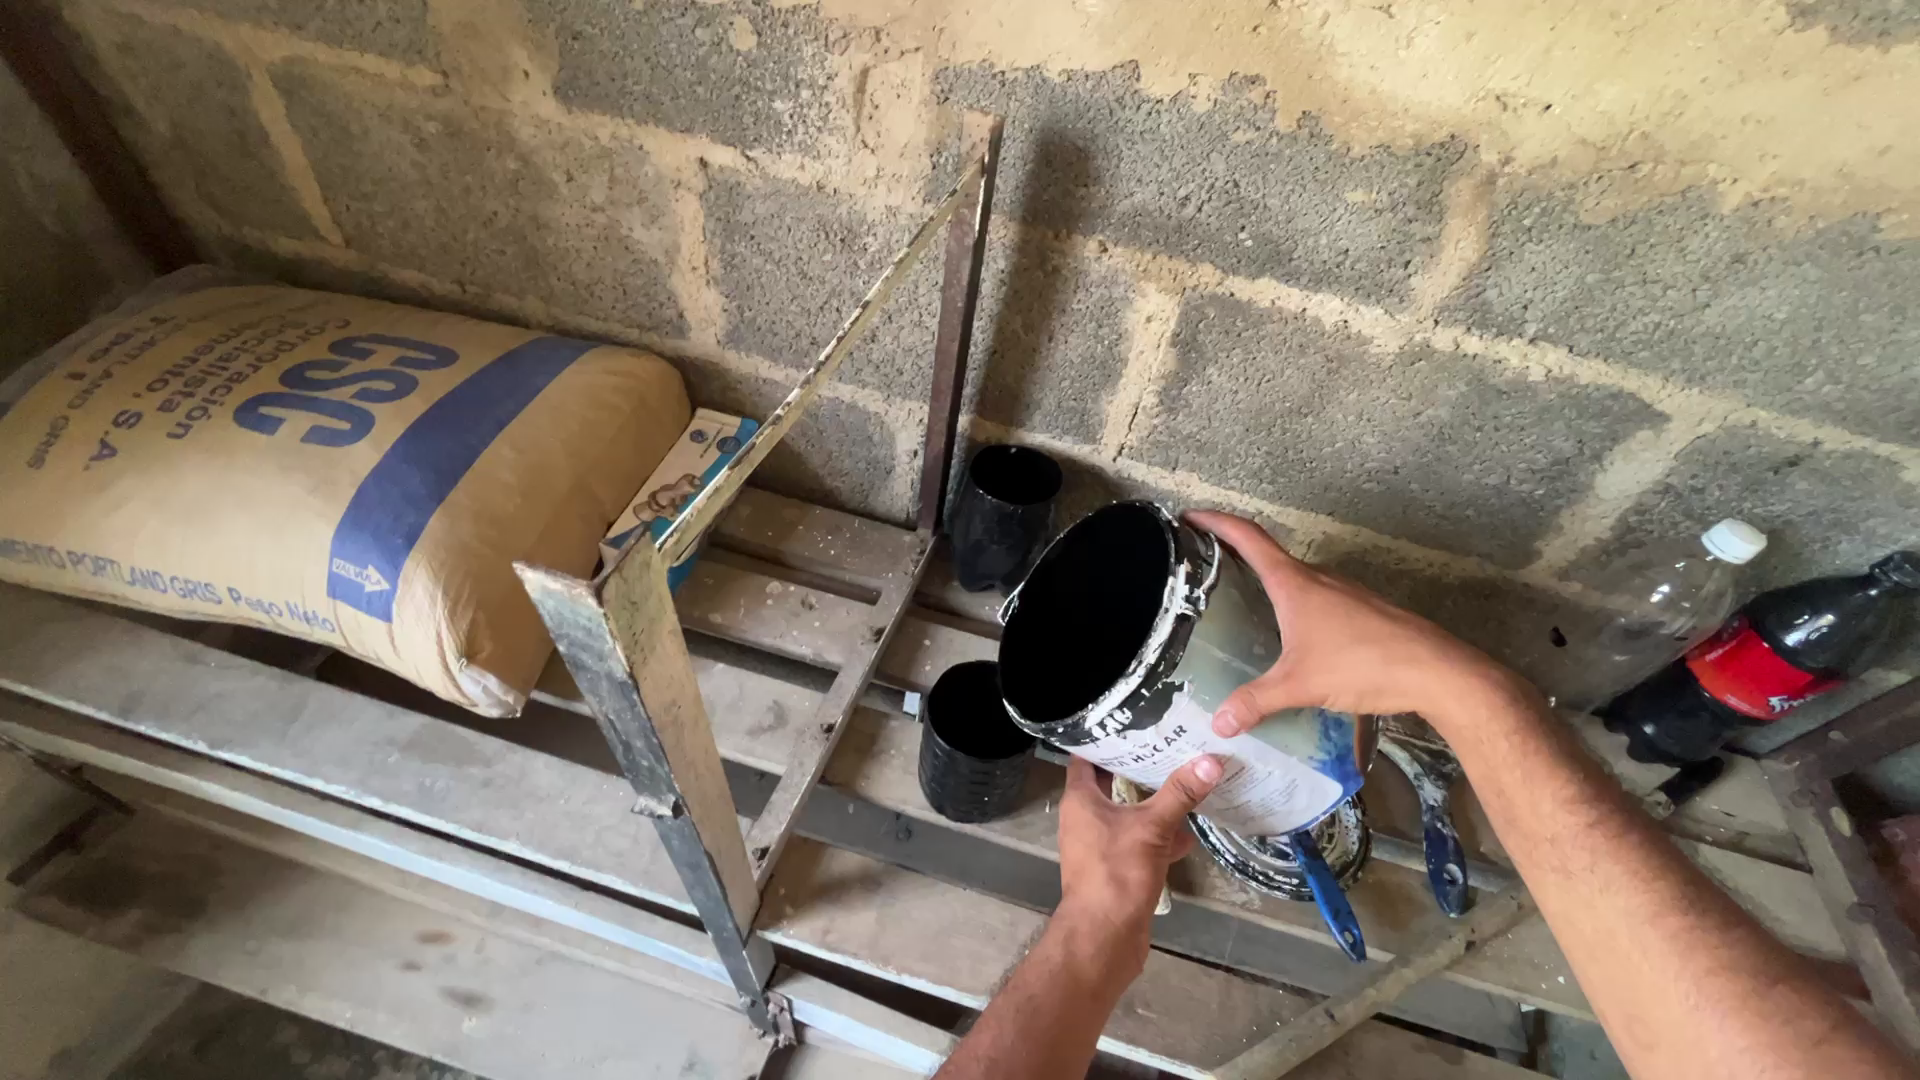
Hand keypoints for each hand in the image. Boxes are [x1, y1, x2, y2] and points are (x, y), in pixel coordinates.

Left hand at [1054, 754, 1221, 968]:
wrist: (1105, 938)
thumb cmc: (1116, 872)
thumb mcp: (1152, 827)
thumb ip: (1179, 794)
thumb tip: (1210, 760)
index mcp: (1080, 799)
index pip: (1087, 757)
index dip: (1107, 740)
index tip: (1134, 724)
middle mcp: (1084, 817)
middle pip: (1110, 783)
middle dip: (1138, 768)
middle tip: (1168, 747)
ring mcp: (1099, 844)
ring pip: (1128, 814)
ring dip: (1153, 803)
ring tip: (1184, 782)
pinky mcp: (1117, 868)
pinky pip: (1139, 842)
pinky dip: (1160, 836)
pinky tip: (1190, 832)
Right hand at [1185, 511, 1532, 740]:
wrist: (1440, 672)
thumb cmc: (1364, 665)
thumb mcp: (1301, 685)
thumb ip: (1256, 701)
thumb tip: (1219, 723)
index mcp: (1294, 583)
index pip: (1247, 537)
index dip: (1215, 521)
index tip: (1188, 517)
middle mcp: (1317, 578)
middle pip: (1267, 551)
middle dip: (1232, 550)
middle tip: (1202, 562)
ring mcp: (1342, 592)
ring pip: (1293, 575)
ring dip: (1263, 576)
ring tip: (1237, 596)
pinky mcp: (1361, 610)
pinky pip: (1314, 594)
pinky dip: (1290, 599)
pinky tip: (1287, 629)